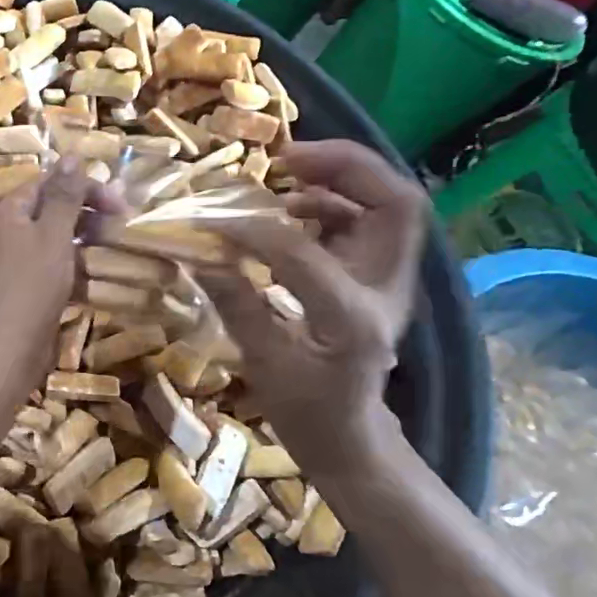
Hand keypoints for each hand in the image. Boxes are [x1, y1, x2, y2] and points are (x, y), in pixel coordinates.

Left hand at [0, 159, 100, 397]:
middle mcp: (13, 232)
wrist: (3, 353)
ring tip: (121, 252)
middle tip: (125, 228)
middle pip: (56, 211)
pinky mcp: (31, 292)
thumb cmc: (29, 288)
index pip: (52, 182)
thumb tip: (73, 155)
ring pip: (61, 243)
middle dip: (92, 215)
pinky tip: (105, 281)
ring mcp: (21, 264)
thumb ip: (64, 197)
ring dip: (91, 245)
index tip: (122, 206)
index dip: (87, 187)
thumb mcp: (52, 236)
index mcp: (12, 211)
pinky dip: (81, 273)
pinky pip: (60, 272)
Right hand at [198, 140, 426, 461]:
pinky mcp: (380, 278)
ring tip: (288, 173)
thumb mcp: (264, 366)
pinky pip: (370, 220)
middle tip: (288, 159)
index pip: (302, 254)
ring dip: (343, 177)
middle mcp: (386, 291)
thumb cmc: (306, 414)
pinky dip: (336, 201)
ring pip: (392, 204)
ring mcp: (391, 283)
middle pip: (397, 203)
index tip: (212, 222)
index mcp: (353, 320)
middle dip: (346, 167)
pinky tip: (296, 207)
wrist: (350, 436)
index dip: (251, 232)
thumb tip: (200, 254)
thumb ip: (237, 304)